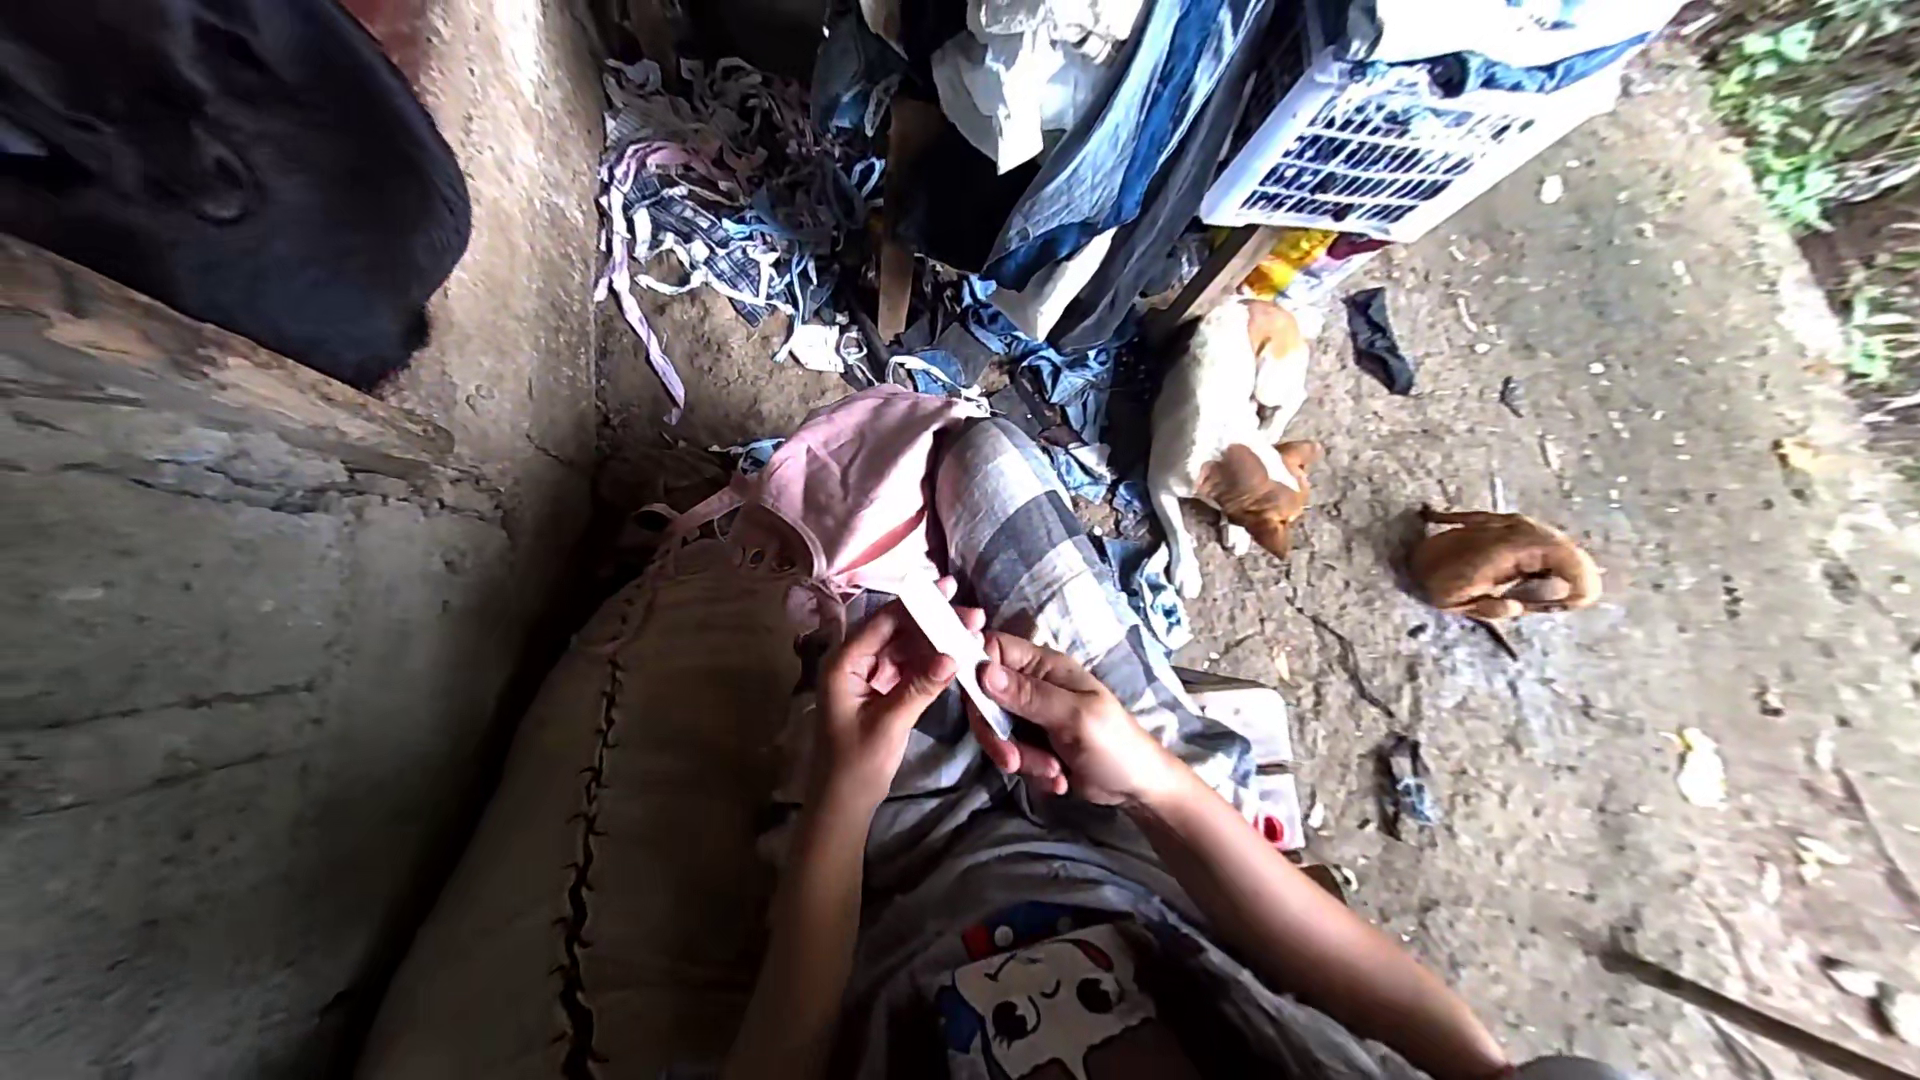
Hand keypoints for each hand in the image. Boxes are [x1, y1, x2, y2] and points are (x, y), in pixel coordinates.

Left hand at [813, 579, 978, 810]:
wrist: (843, 804)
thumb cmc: (855, 764)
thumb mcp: (889, 724)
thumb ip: (919, 687)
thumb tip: (953, 656)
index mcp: (844, 663)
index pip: (883, 622)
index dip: (917, 604)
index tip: (948, 591)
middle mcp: (855, 661)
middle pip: (897, 630)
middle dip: (933, 621)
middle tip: (971, 614)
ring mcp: (869, 674)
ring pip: (906, 647)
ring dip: (936, 640)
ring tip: (971, 631)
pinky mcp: (883, 689)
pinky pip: (909, 666)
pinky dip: (931, 661)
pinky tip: (956, 654)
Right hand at [966, 632, 1187, 806]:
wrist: (1136, 787)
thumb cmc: (1114, 742)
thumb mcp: (1073, 717)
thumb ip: (1028, 694)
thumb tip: (983, 671)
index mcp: (1044, 665)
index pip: (994, 648)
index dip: (976, 666)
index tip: (976, 700)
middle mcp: (1032, 684)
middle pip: (985, 696)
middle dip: (997, 733)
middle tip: (1014, 760)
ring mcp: (1029, 714)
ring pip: (995, 729)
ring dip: (1018, 757)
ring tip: (1053, 772)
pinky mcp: (1030, 741)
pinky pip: (1009, 751)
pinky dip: (1029, 769)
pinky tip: (1058, 778)